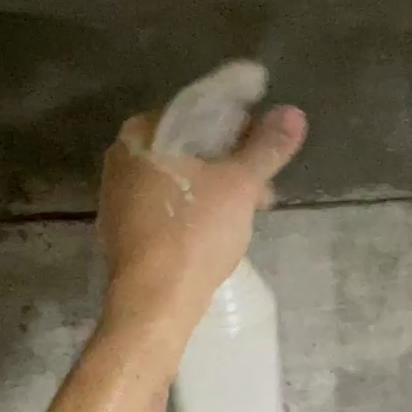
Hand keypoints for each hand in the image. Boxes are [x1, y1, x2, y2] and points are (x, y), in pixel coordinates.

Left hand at [96, 104, 306, 341]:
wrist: (154, 301)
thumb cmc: (194, 234)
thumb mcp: (241, 186)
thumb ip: (267, 147)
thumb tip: (294, 114)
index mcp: (143, 133)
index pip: (200, 110)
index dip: (241, 126)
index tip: (266, 151)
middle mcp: (122, 158)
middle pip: (188, 147)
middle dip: (229, 163)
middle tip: (262, 187)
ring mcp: (117, 197)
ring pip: (178, 179)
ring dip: (215, 189)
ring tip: (247, 212)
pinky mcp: (123, 232)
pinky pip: (166, 209)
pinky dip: (193, 211)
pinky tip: (216, 233)